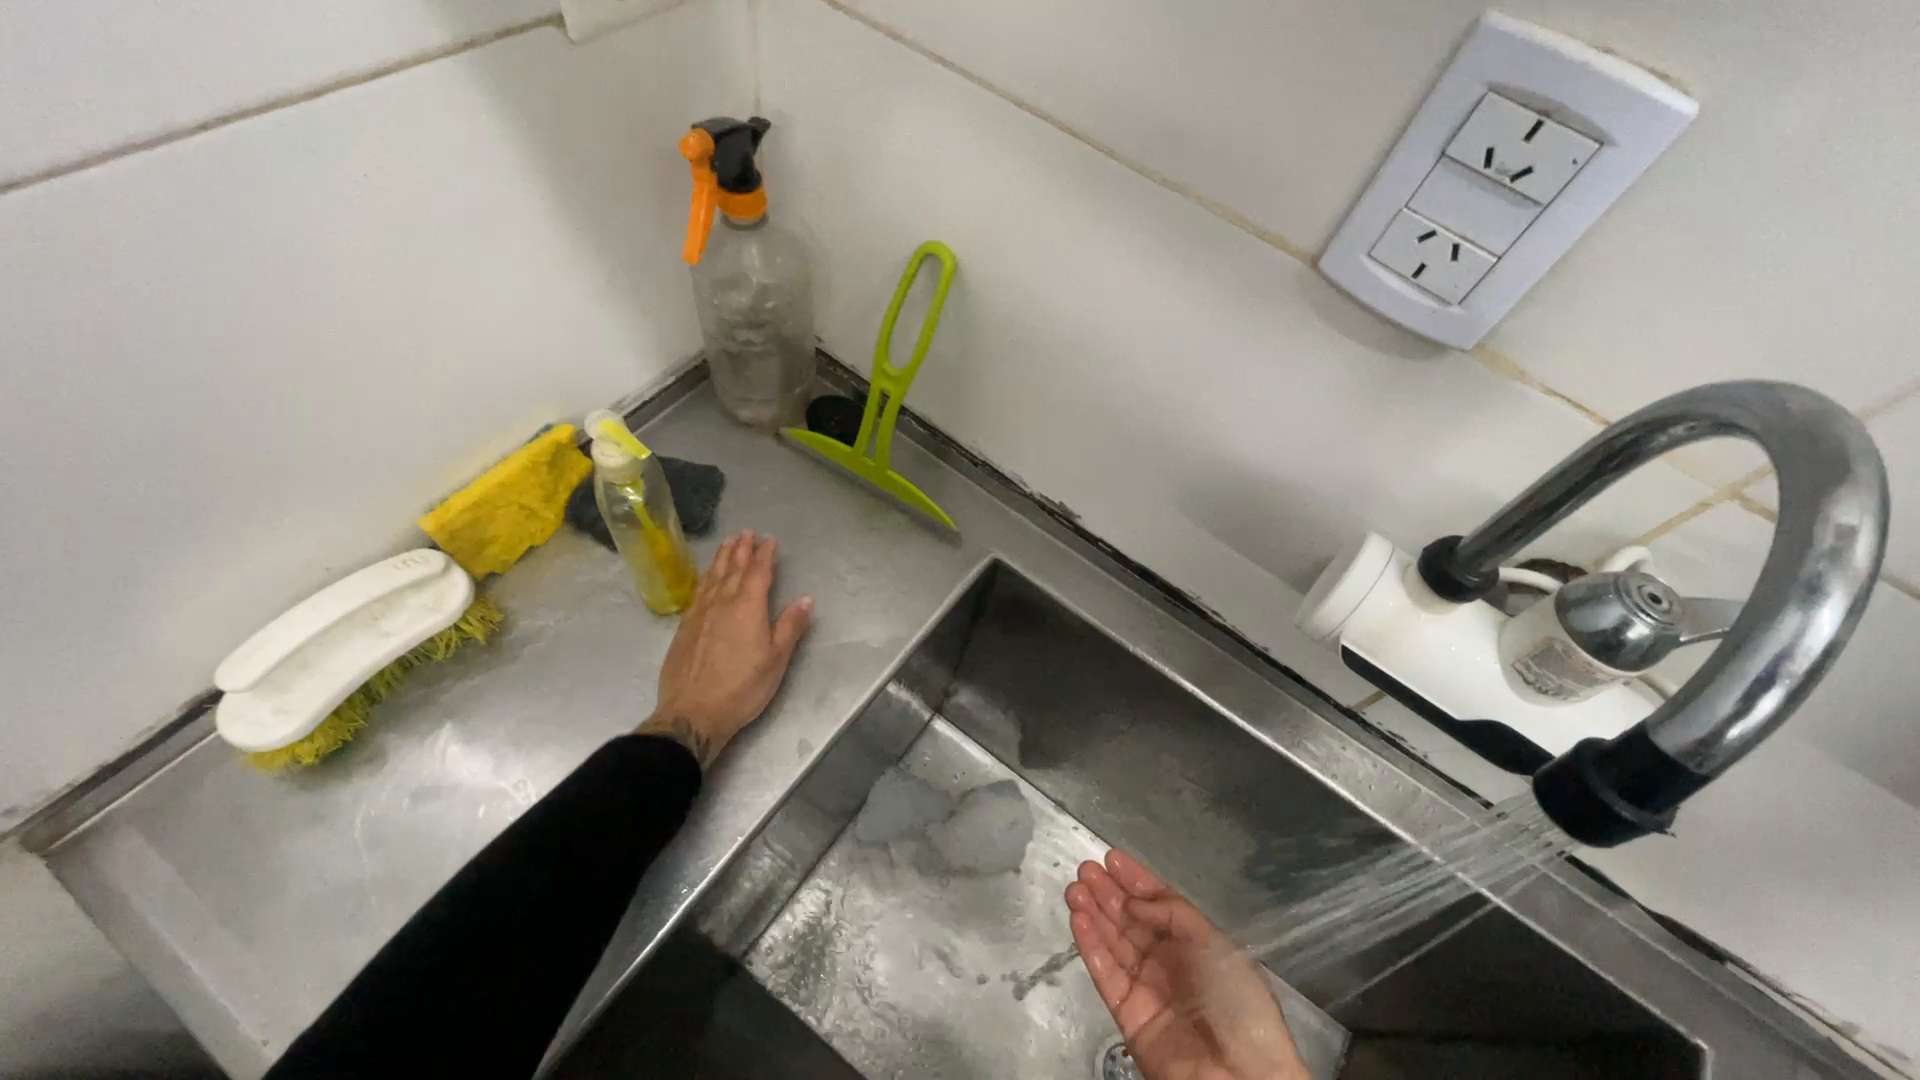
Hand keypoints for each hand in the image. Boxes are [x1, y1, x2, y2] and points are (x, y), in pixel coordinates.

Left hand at [638, 529, 812, 767]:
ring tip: (727, 544)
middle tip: (746, 532)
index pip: (758, 572)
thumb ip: (790, 626)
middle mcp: (722, 603)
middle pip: (732, 569)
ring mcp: (699, 614)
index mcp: (747, 607)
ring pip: (712, 577)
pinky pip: (698, 592)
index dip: (765, 555)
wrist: (693, 712)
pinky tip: (706, 579)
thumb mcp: (776, 659)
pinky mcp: (684, 628)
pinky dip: (705, 579)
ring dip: (721, 559)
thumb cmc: (742, 687)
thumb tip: (806, 598)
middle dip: (741, 550)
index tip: (769, 540)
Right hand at [1066, 850, 1307, 1079]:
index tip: (1111, 858)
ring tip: (1074, 888)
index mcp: (1198, 946)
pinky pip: (1105, 975)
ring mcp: (1148, 990)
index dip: (1136, 881)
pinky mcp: (1128, 1016)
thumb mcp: (1216, 946)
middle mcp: (1171, 964)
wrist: (1240, 1077)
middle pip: (1133, 922)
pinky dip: (1090, 947)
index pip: (1161, 906)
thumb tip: (1135, 902)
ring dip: (1094, 914)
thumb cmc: (1238, 1005)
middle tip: (1085, 869)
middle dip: (1109, 894)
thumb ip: (1174, 916)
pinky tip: (1078, 920)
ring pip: (1114, 944)